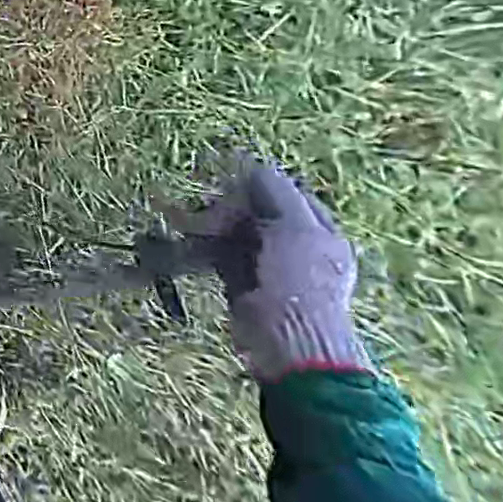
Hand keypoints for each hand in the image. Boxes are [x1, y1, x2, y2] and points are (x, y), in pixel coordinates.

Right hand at [184, 152, 370, 380]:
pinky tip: (183, 240)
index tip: (220, 172)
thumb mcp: (297, 231)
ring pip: (228, 226)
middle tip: (206, 209)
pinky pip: (214, 248)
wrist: (286, 340)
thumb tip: (252, 162)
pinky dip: (198, 242)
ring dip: (205, 222)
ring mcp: (265, 260)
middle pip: (251, 207)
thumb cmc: (299, 282)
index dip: (254, 180)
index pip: (284, 191)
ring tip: (186, 225)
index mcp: (319, 231)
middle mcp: (294, 242)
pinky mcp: (238, 275)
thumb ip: (278, 194)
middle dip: (223, 204)